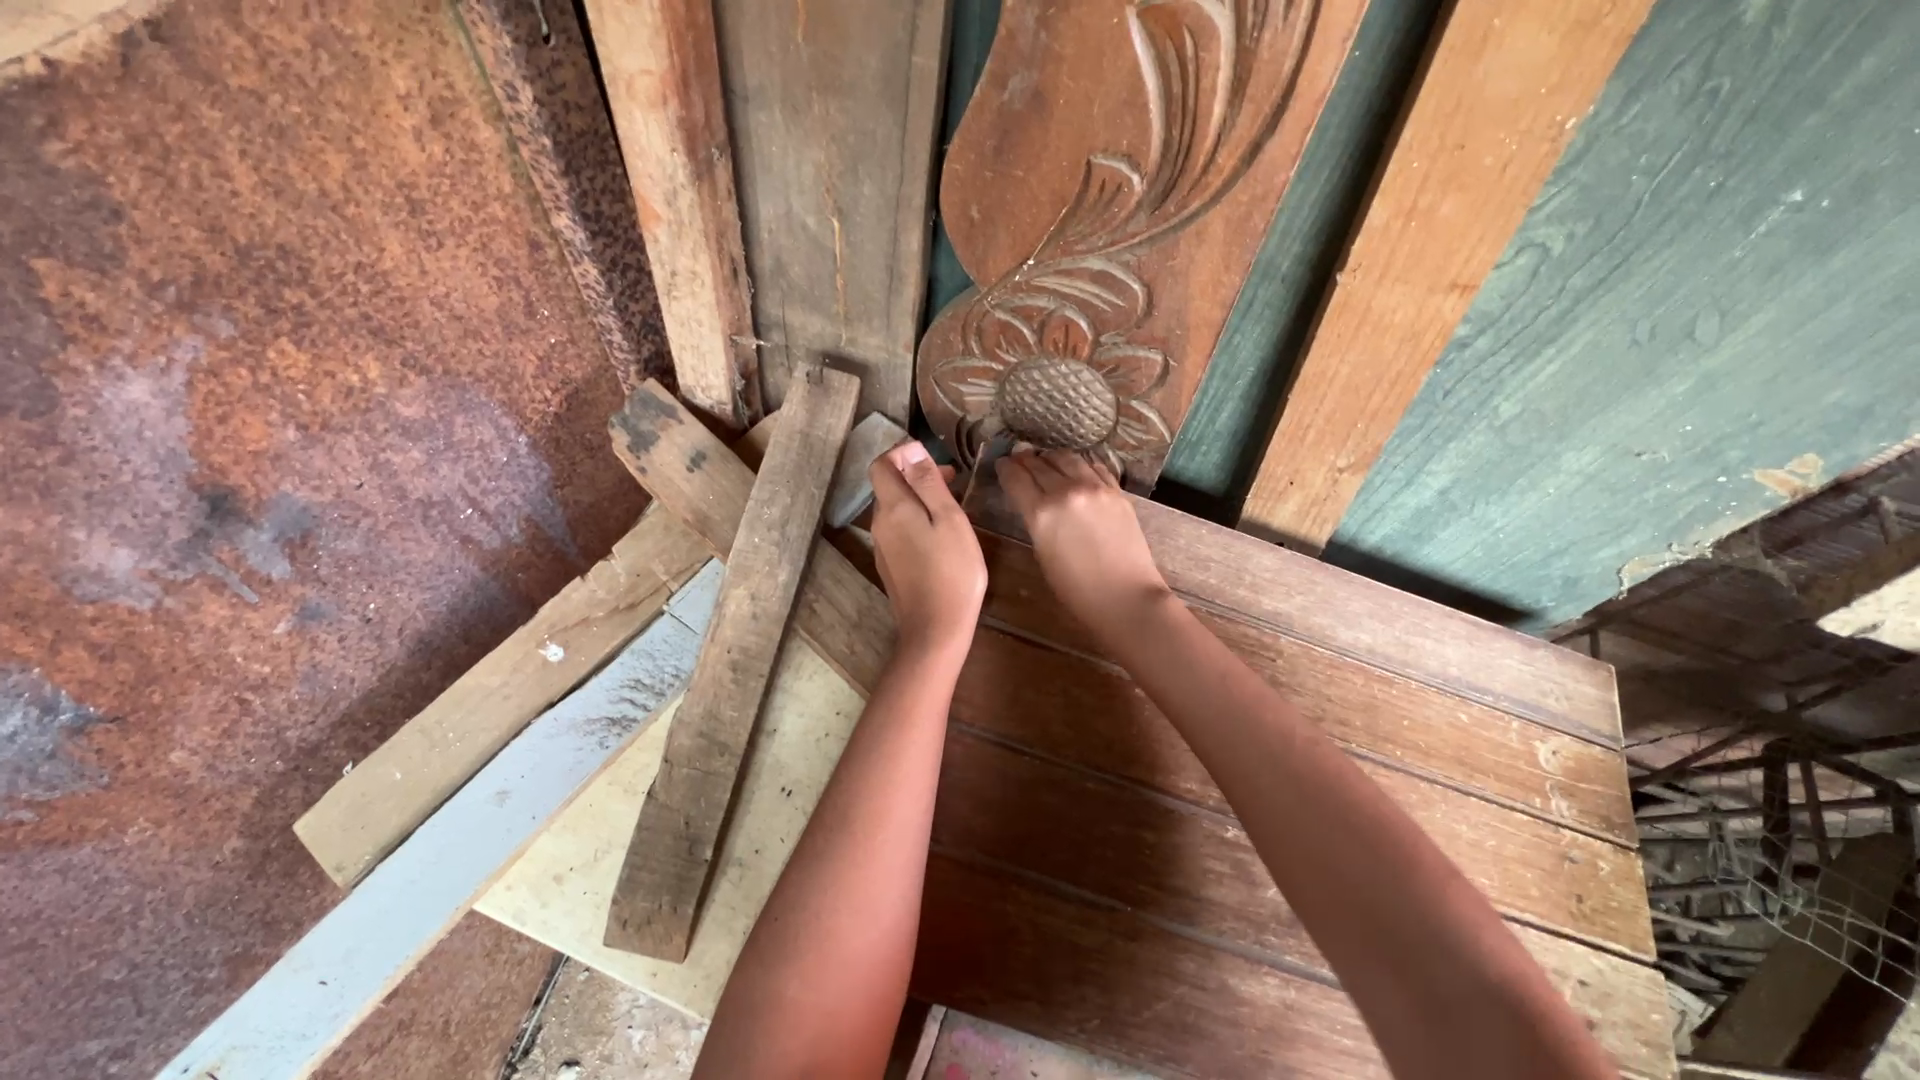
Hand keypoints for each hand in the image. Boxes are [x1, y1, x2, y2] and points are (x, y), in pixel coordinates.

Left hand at [867, 441, 986, 658]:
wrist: (935, 630)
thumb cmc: (952, 571)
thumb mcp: (949, 519)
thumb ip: (929, 483)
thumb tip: (911, 450)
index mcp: (892, 509)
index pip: (880, 465)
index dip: (901, 454)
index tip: (932, 457)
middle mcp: (879, 525)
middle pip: (888, 487)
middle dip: (915, 476)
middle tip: (952, 479)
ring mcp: (883, 549)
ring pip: (895, 511)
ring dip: (919, 499)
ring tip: (952, 505)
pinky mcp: (891, 567)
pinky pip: (899, 532)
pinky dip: (917, 521)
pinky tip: (942, 536)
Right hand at [995, 449, 1172, 632]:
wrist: (1126, 596)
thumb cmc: (1076, 590)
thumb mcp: (1043, 555)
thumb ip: (1036, 522)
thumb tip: (1033, 503)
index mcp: (1041, 513)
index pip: (1016, 478)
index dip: (1005, 468)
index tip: (1002, 465)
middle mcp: (1066, 492)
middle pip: (1039, 464)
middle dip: (1025, 460)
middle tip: (1019, 458)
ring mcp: (1095, 488)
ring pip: (1067, 458)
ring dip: (1052, 457)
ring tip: (1046, 459)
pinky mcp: (1116, 492)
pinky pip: (1094, 467)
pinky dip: (1080, 464)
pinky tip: (1076, 469)